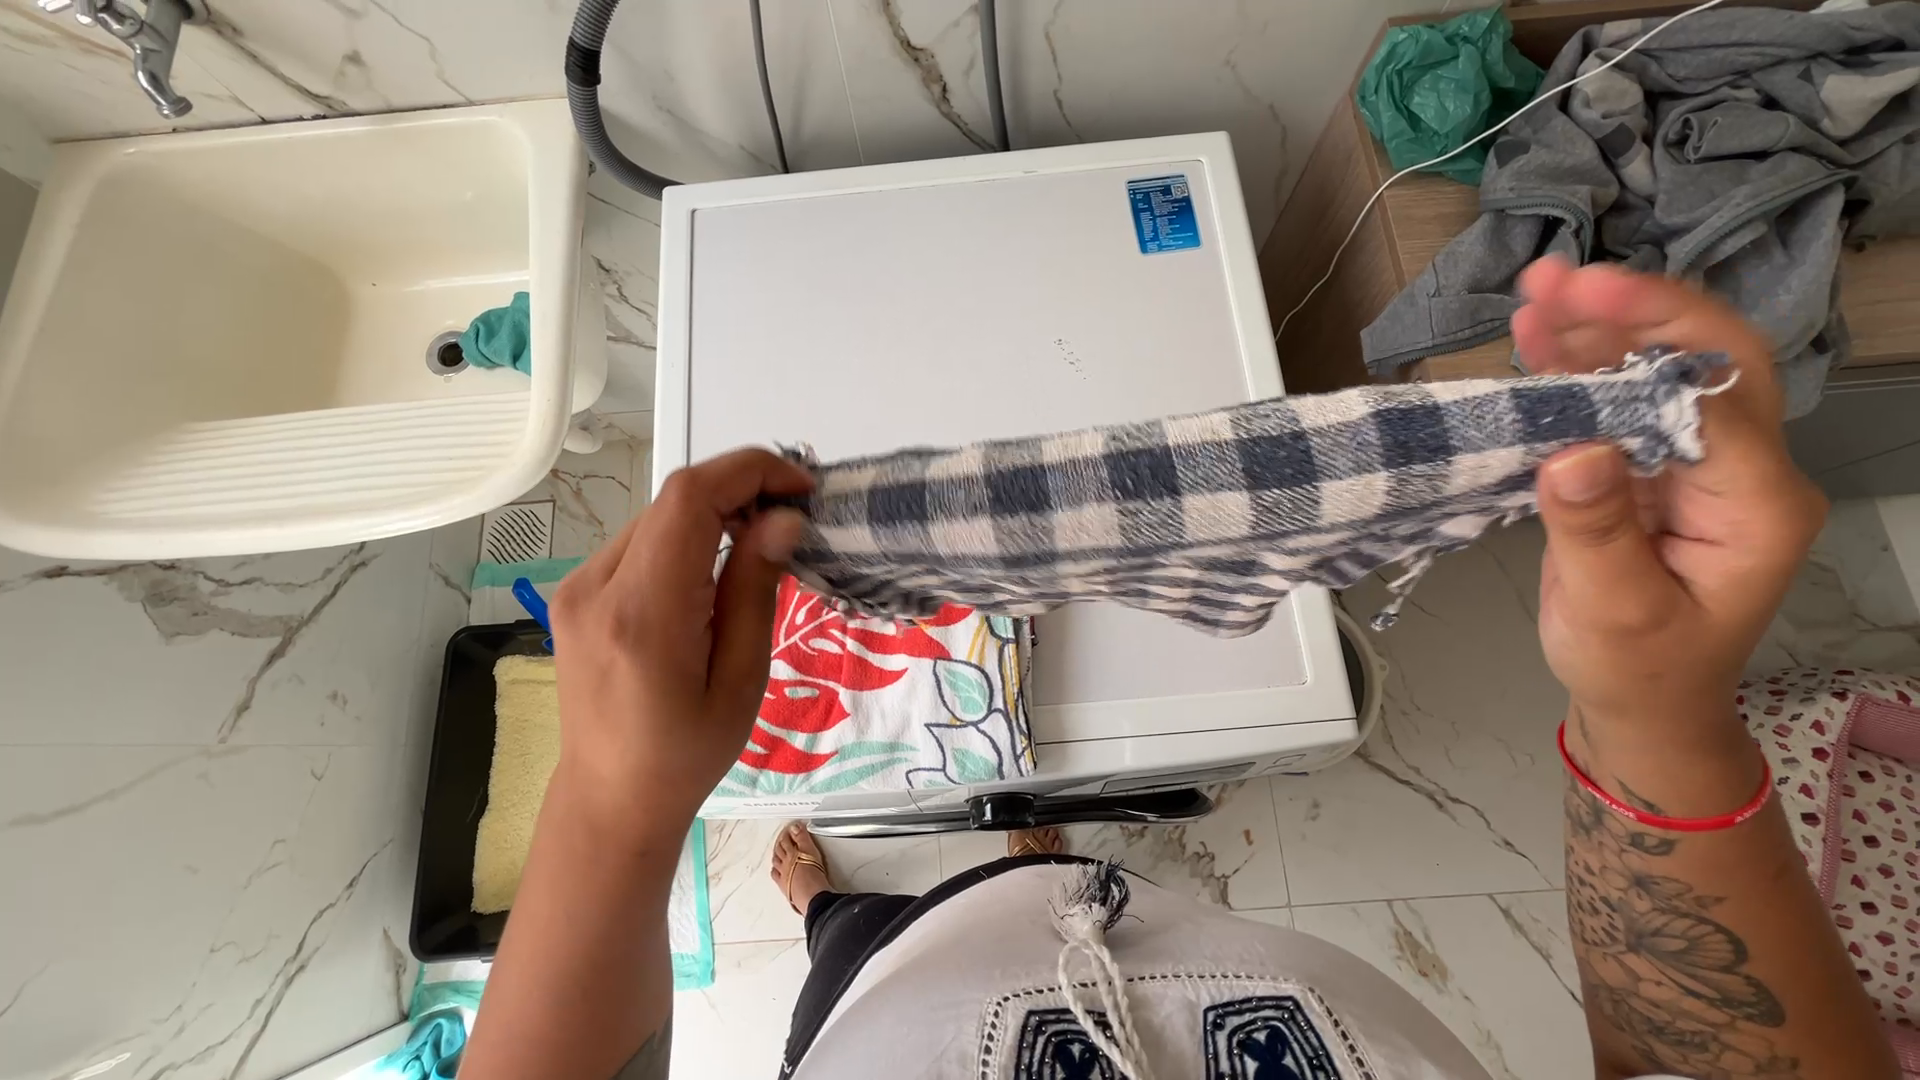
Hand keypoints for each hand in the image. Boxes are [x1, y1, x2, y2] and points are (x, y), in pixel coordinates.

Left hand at [547, 448, 811, 826]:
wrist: (610, 796)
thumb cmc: (688, 753)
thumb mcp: (742, 678)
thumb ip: (755, 589)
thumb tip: (783, 518)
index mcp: (643, 614)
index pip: (690, 499)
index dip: (750, 473)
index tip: (801, 488)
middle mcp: (595, 586)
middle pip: (674, 499)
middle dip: (741, 489)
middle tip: (792, 516)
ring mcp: (577, 586)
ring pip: (658, 515)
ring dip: (716, 511)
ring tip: (761, 540)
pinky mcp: (576, 592)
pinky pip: (641, 540)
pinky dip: (687, 534)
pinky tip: (716, 565)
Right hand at [1512, 258, 1825, 733]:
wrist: (1641, 698)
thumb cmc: (1636, 665)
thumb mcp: (1617, 609)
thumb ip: (1598, 531)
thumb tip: (1573, 451)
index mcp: (1755, 503)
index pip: (1715, 394)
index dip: (1651, 335)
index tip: (1577, 300)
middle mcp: (1738, 470)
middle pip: (1697, 364)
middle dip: (1629, 313)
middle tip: (1552, 280)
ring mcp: (1693, 467)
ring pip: (1655, 376)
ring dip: (1596, 331)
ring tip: (1534, 297)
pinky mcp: (1648, 472)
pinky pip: (1617, 408)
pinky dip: (1576, 371)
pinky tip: (1537, 344)